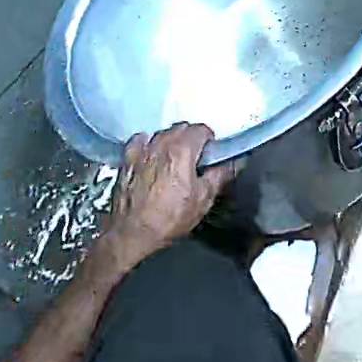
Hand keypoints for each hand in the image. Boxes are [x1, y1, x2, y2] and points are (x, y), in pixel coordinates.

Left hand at [98, 122, 237, 269]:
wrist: (131, 233)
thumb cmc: (168, 219)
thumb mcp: (203, 200)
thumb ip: (220, 176)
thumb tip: (234, 163)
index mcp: (182, 149)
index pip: (201, 129)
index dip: (209, 142)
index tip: (209, 155)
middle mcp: (161, 143)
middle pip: (182, 128)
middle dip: (191, 140)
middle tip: (194, 161)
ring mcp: (142, 149)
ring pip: (162, 133)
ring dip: (170, 142)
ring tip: (173, 164)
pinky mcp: (127, 158)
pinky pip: (140, 140)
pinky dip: (147, 145)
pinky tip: (150, 158)